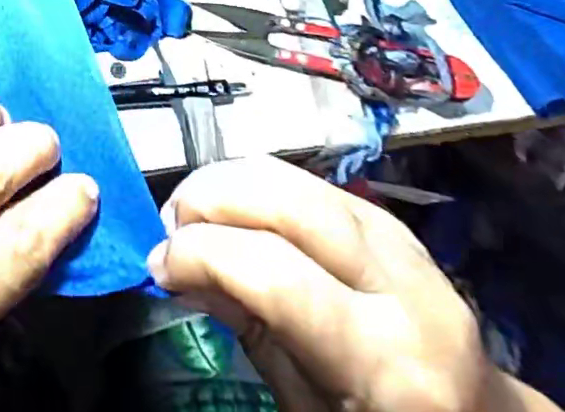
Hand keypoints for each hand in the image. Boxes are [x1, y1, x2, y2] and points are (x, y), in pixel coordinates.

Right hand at [147, 156, 558, 411]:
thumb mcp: (311, 409)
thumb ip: (250, 331)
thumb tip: (178, 273)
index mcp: (392, 363)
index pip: (270, 272)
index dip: (196, 255)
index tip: (159, 267)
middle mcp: (405, 290)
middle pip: (284, 203)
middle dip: (207, 200)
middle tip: (171, 227)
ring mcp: (402, 244)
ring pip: (291, 176)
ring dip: (225, 182)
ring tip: (194, 215)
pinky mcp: (387, 221)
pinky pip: (304, 179)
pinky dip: (253, 183)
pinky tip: (233, 210)